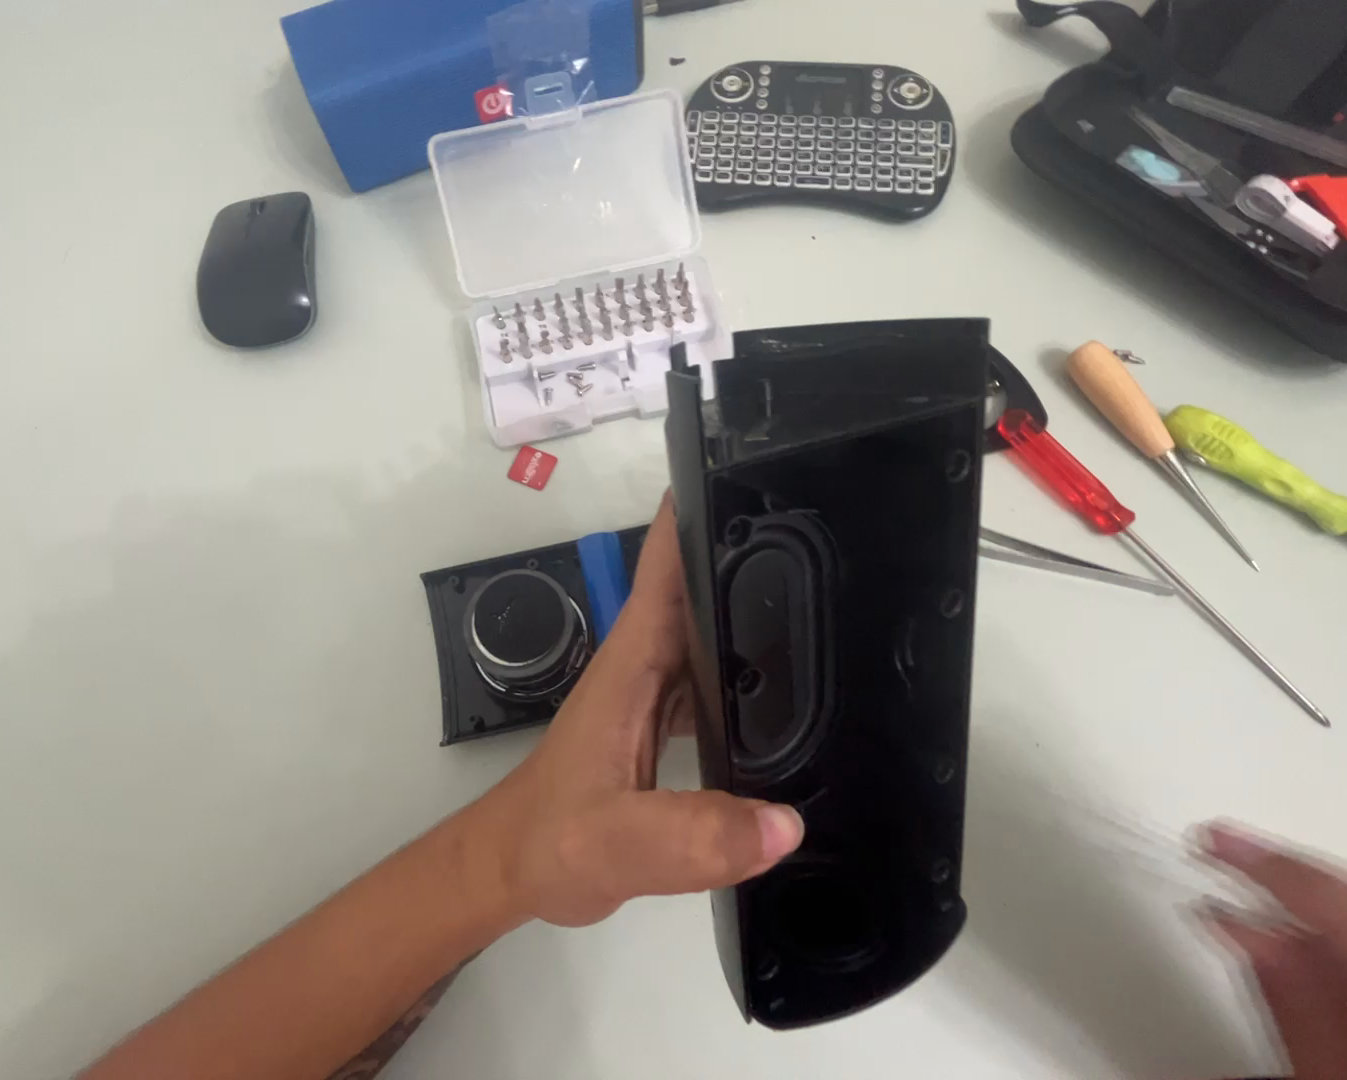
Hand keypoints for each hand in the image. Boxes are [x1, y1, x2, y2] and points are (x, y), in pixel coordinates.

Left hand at [472, 494, 803, 927]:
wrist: (517, 864)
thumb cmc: (550, 840)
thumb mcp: (617, 841)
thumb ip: (692, 834)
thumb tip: (786, 822)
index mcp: (634, 659)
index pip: (668, 560)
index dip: (703, 506)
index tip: (755, 466)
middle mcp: (648, 659)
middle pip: (703, 581)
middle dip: (754, 543)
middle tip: (828, 519)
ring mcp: (656, 686)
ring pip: (712, 624)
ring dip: (756, 600)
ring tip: (828, 583)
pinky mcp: (664, 716)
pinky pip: (716, 671)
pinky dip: (752, 664)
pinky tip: (794, 681)